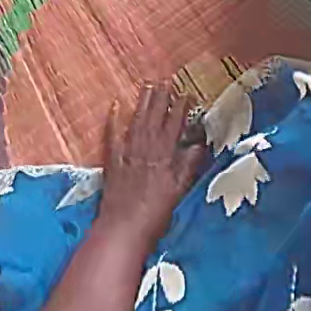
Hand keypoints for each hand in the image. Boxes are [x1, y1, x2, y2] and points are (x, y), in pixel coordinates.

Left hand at [95, 84, 206, 240]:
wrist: (123, 230)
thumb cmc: (155, 215)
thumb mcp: (179, 191)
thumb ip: (188, 166)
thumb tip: (199, 144)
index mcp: (164, 156)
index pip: (174, 126)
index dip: (180, 108)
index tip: (186, 93)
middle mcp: (145, 149)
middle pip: (154, 118)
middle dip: (161, 98)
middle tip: (166, 80)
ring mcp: (127, 153)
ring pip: (136, 122)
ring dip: (142, 103)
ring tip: (147, 86)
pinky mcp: (112, 160)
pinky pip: (112, 135)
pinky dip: (113, 119)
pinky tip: (114, 106)